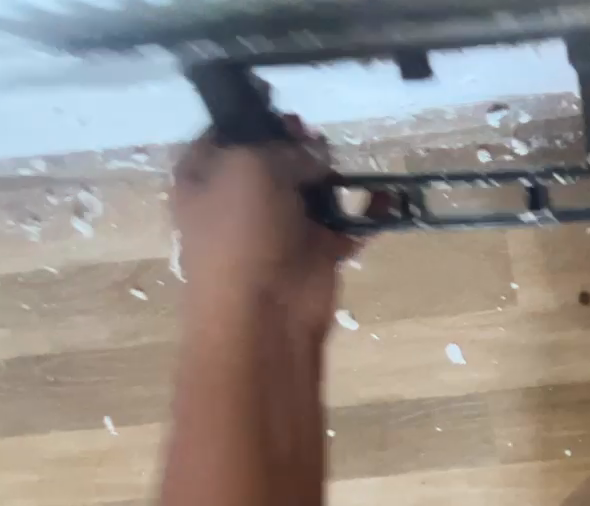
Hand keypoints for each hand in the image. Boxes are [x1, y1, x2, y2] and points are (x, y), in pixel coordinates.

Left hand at [171, 118, 358, 331]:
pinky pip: (346, 227)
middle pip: (275, 161)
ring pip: (313, 192)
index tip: (283, 108)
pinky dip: (366, 214)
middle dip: (299, 147)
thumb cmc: (241, 235)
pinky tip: (384, 198)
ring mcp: (282, 229)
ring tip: (347, 166)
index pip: (227, 135)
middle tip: (317, 137)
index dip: (255, 119)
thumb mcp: (250, 167)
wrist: (265, 312)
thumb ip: (284, 149)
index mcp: (205, 177)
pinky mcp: (318, 255)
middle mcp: (241, 201)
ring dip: (333, 178)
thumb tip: (316, 153)